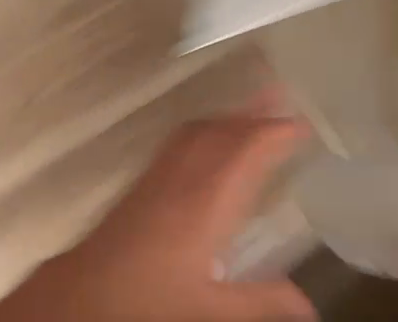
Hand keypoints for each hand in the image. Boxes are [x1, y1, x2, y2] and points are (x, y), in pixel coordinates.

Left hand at [0, 89, 316, 321]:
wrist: (88, 291)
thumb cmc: (152, 298)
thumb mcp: (212, 308)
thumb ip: (262, 301)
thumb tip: (309, 305)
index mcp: (208, 199)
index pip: (248, 150)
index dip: (276, 131)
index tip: (303, 122)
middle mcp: (186, 175)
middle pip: (224, 129)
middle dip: (255, 110)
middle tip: (283, 96)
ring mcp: (161, 173)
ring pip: (201, 129)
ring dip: (230, 115)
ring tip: (254, 106)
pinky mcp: (145, 180)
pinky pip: (181, 138)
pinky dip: (206, 127)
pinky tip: (210, 136)